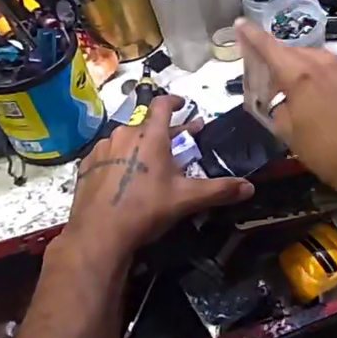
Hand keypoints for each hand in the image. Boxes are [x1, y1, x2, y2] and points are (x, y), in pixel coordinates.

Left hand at [59, 95, 252, 267]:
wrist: (98, 235)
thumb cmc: (146, 209)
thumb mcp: (186, 199)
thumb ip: (218, 190)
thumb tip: (249, 188)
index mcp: (151, 135)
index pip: (163, 104)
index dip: (174, 101)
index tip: (183, 105)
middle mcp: (125, 133)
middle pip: (147, 124)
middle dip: (164, 132)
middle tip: (176, 144)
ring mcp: (103, 148)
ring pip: (126, 138)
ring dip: (140, 145)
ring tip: (149, 163)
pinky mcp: (87, 165)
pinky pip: (108, 154)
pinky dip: (119, 159)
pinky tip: (123, 176)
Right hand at [234, 20, 336, 233]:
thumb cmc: (331, 154)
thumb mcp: (292, 136)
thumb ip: (278, 110)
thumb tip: (280, 101)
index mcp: (301, 74)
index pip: (269, 46)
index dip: (251, 35)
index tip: (239, 24)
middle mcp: (324, 61)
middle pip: (292, 52)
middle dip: (277, 62)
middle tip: (267, 83)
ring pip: (313, 58)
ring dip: (299, 69)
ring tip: (293, 93)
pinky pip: (331, 67)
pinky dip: (319, 75)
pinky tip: (319, 96)